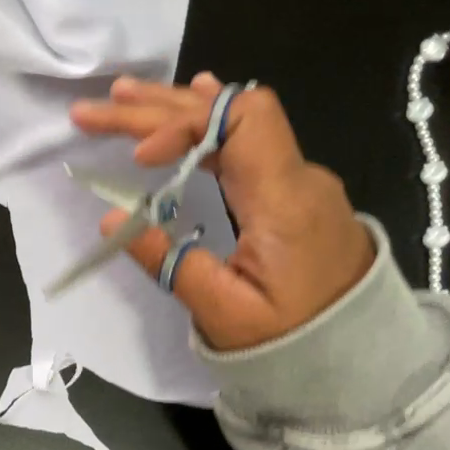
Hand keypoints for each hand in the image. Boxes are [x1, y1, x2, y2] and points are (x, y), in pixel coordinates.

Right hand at [70, 73, 375, 351]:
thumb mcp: (223, 311)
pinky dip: (205, 121)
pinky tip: (191, 95)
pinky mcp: (289, 193)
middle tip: (90, 113)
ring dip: (173, 110)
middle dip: (154, 110)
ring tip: (120, 98)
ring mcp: (297, 180)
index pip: (240, 120)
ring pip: (233, 122)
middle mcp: (296, 176)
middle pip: (226, 114)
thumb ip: (169, 262)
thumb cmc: (290, 337)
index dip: (181, 124)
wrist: (359, 354)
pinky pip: (247, 140)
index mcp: (283, 199)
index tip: (137, 160)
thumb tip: (110, 219)